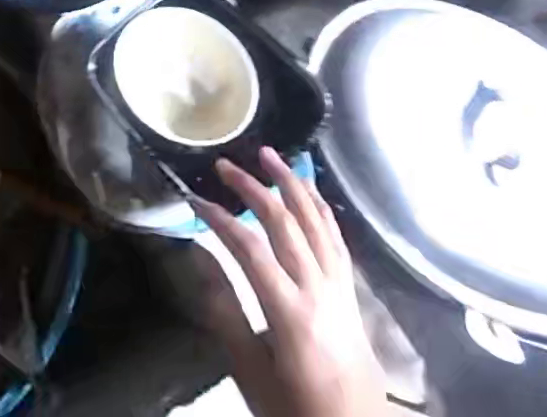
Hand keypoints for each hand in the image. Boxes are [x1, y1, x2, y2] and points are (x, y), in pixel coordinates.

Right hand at [192, 148, 387, 416]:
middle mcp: (322, 296)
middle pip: (287, 227)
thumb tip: (199, 256)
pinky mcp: (353, 298)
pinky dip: (321, 211)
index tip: (193, 198)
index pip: (250, 249)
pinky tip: (308, 192)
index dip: (220, 218)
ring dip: (293, 187)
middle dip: (254, 189)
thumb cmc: (295, 409)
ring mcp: (342, 294)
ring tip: (271, 156)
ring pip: (319, 227)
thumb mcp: (249, 371)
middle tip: (225, 164)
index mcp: (291, 315)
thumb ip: (223, 310)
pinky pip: (338, 242)